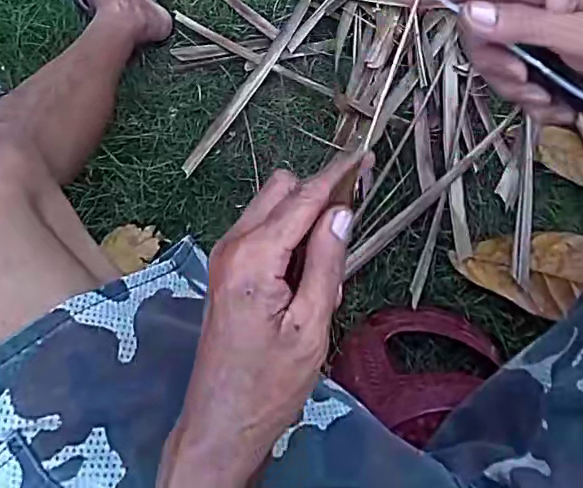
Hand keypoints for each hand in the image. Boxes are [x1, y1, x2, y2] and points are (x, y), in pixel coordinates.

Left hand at [157, 152, 368, 487]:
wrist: (219, 424)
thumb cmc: (269, 385)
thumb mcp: (311, 327)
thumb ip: (327, 262)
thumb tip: (342, 210)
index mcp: (254, 255)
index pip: (303, 197)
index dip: (337, 175)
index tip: (364, 157)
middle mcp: (233, 242)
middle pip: (282, 188)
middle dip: (317, 198)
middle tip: (344, 239)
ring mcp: (225, 251)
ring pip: (271, 204)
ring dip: (302, 220)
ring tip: (322, 277)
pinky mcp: (226, 264)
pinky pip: (262, 227)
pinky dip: (287, 236)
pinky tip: (302, 281)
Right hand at [423, 0, 582, 134]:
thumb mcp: (581, 35)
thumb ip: (522, 26)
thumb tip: (467, 13)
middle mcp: (530, 14)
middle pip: (478, 37)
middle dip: (498, 66)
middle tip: (527, 80)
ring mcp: (536, 46)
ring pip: (495, 70)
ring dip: (520, 91)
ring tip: (555, 97)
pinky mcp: (545, 74)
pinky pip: (517, 92)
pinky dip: (537, 105)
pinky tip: (565, 106)